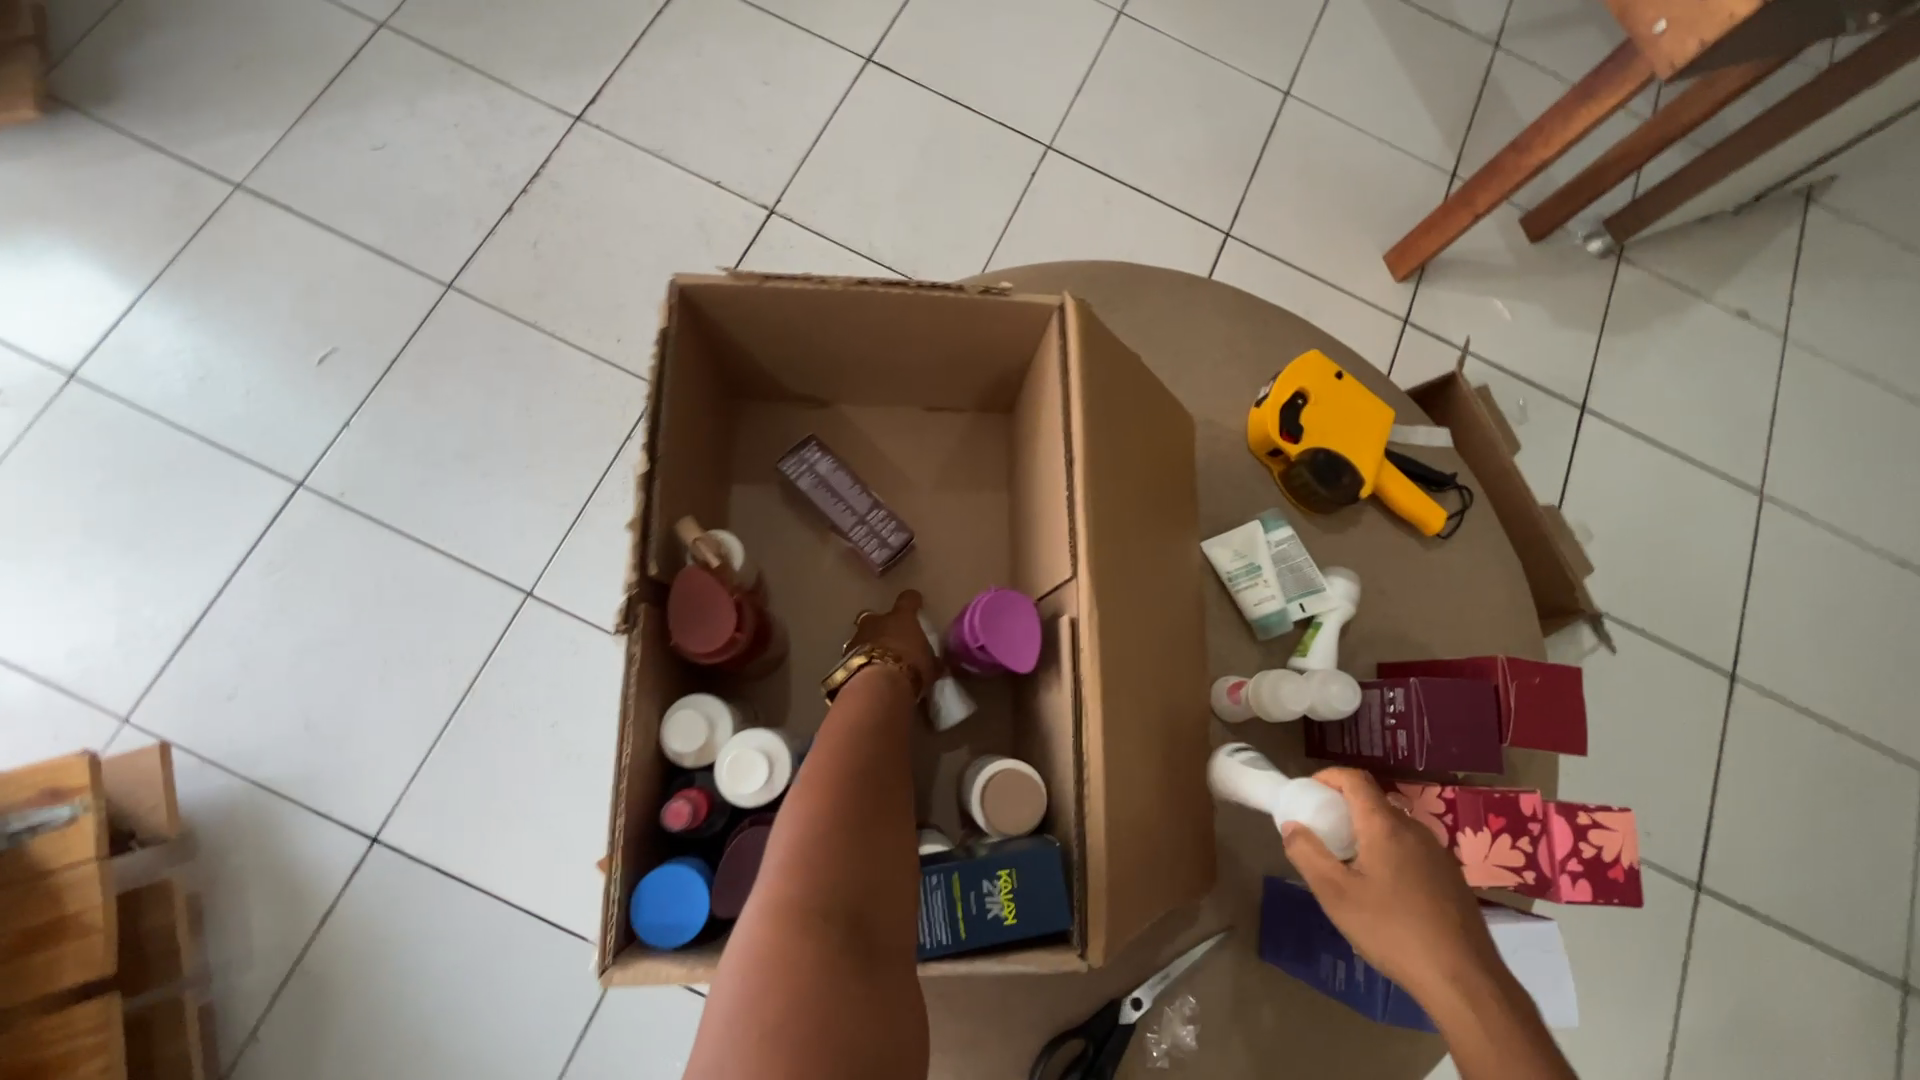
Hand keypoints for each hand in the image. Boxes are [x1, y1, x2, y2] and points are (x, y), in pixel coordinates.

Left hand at [845, 590, 940, 696]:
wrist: (878, 684)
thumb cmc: (911, 667)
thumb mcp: (928, 665)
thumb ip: (929, 660)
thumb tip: (934, 663)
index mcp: (901, 618)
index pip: (907, 600)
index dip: (912, 601)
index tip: (915, 602)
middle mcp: (876, 622)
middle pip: (874, 617)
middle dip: (879, 625)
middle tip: (886, 638)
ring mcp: (857, 638)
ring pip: (861, 636)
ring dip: (867, 645)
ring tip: (876, 662)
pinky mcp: (844, 658)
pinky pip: (854, 656)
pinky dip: (859, 662)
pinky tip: (866, 674)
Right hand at [1281, 768, 1503, 1002]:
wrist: (1464, 980)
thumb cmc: (1392, 931)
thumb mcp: (1335, 894)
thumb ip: (1307, 853)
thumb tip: (1292, 826)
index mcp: (1385, 826)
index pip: (1355, 779)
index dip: (1328, 777)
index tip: (1307, 793)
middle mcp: (1415, 830)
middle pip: (1374, 803)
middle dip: (1343, 809)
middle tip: (1321, 835)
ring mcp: (1438, 854)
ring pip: (1393, 828)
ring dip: (1365, 834)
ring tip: (1348, 867)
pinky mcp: (1451, 878)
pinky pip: (1410, 851)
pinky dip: (1387, 854)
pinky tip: (1382, 893)